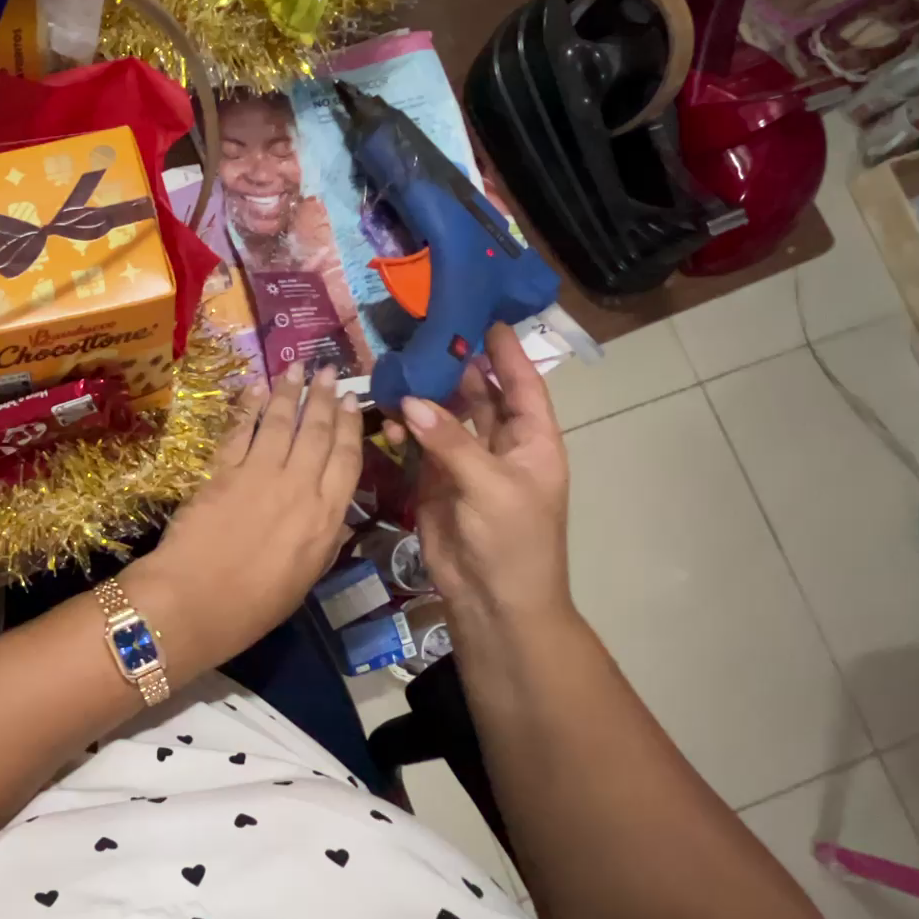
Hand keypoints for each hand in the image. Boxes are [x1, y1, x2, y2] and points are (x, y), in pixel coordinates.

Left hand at [124, 361, 363, 676]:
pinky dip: (248, 407)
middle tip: (327, 370)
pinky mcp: (221, 470)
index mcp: (326, 518)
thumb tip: (338, 519)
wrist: (194, 601)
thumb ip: (324, 543)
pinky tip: (255, 388)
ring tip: (297, 366)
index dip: (350, 428)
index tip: (351, 403)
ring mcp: (259, 474)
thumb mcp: (304, 580)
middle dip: (324, 397)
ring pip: (281, 423)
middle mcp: (299, 487)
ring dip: (290, 391)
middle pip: (317, 432)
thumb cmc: (252, 607)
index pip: (347, 461)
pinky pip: (240, 430)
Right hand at [381, 323, 572, 630]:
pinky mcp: (433, 482)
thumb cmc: (513, 541)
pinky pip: (418, 445)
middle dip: (456, 368)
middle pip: (478, 396)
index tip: (486, 319)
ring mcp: (463, 463)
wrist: (492, 599)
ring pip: (443, 418)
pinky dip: (403, 429)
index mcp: (532, 442)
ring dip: (424, 397)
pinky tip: (387, 415)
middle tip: (425, 335)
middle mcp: (498, 446)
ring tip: (398, 368)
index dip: (507, 354)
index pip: (522, 386)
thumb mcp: (490, 486)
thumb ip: (450, 442)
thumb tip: (410, 401)